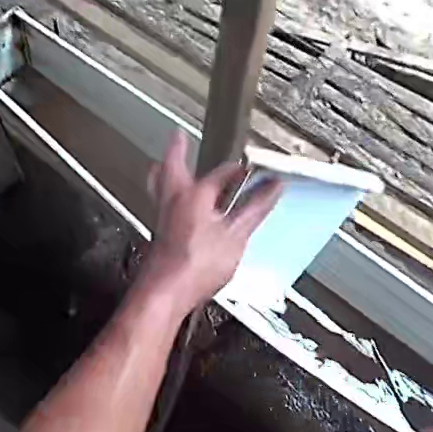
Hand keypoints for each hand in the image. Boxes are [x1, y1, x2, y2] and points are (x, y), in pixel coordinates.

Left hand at [134, 132, 281, 314]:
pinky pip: (163, 211)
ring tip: (167, 167)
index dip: (236, 169)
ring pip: (160, 188)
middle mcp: (172, 203)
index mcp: (192, 195)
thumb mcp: (235, 235)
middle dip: (176, 151)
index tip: (249, 168)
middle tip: (178, 138)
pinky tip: (177, 212)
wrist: (164, 293)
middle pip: (170, 168)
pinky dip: (170, 202)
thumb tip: (272, 187)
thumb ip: (254, 208)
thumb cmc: (193, 265)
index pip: (219, 173)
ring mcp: (163, 221)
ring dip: (166, 174)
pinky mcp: (160, 239)